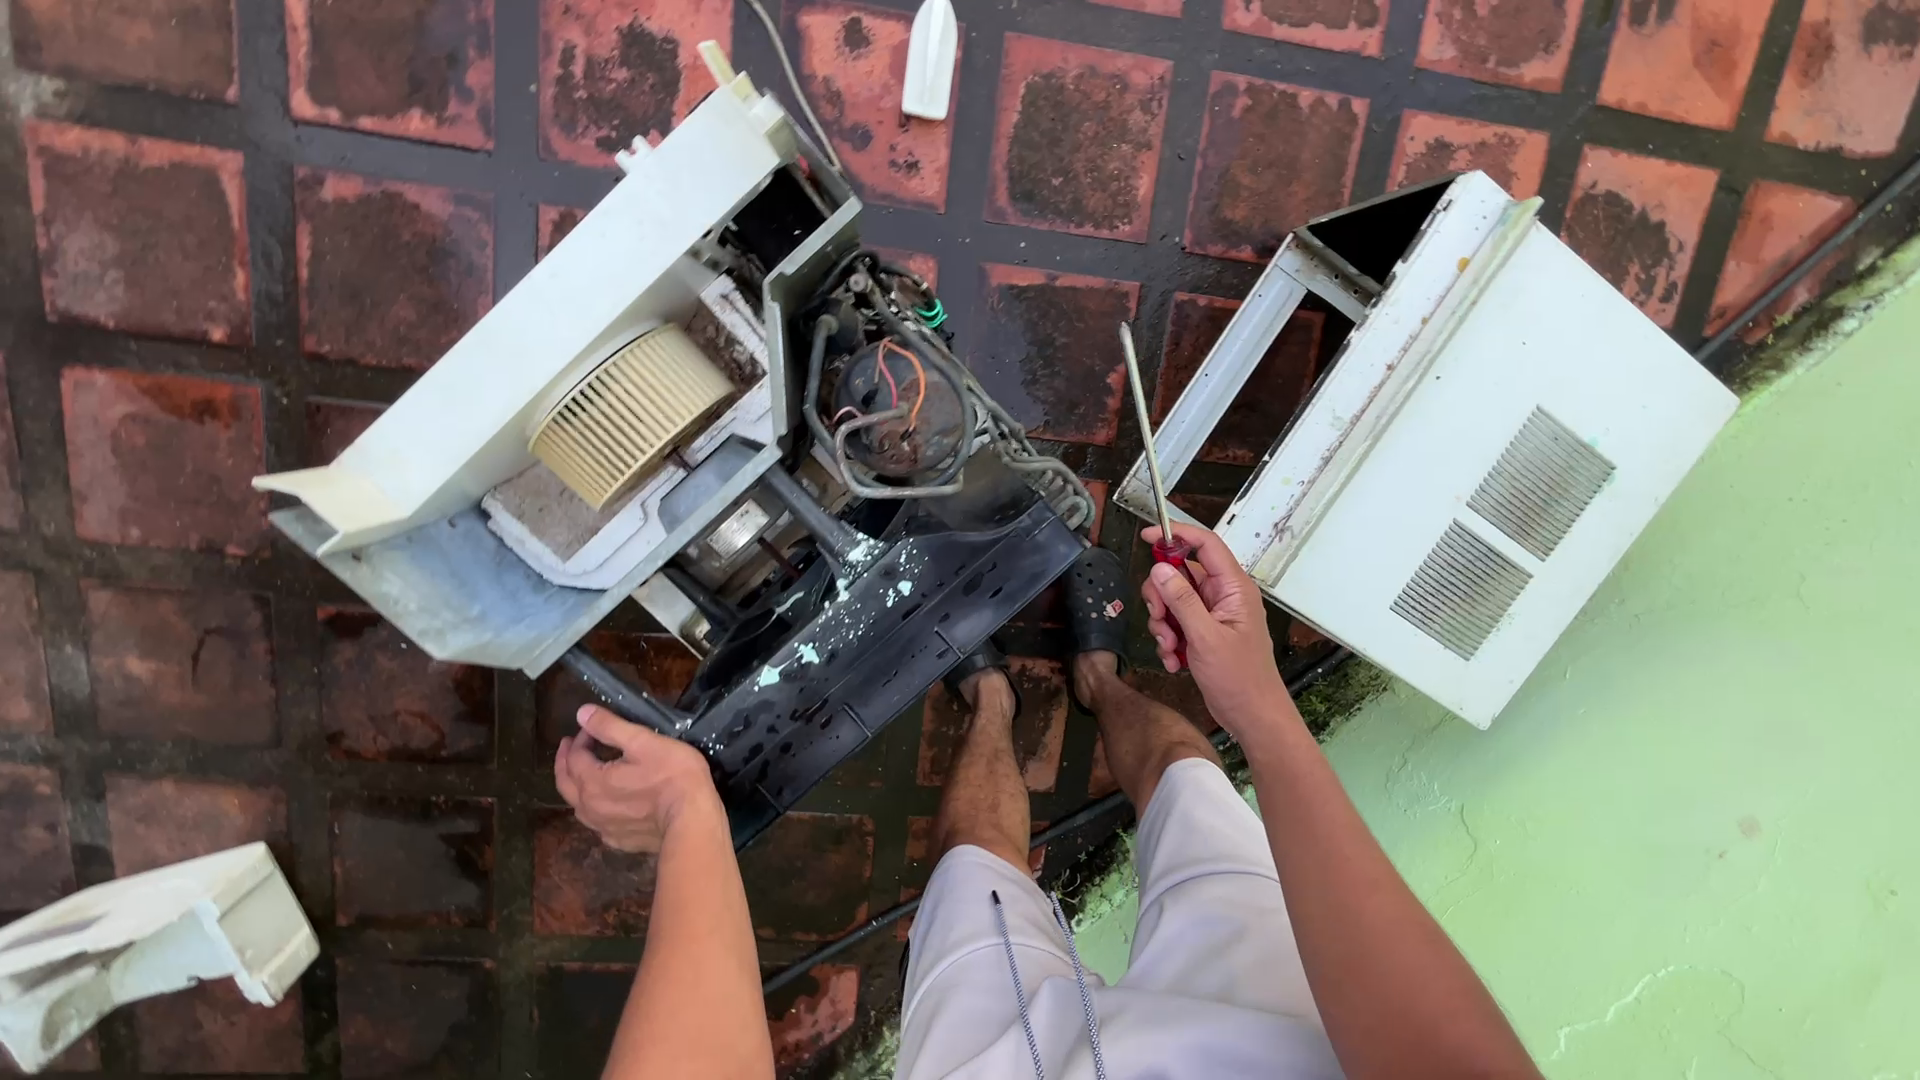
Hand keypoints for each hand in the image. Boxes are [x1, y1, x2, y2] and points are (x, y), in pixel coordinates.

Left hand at [555, 706, 718, 852]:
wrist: (691, 820)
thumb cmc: (671, 775)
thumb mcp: (643, 741)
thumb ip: (610, 727)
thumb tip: (581, 713)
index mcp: (593, 781)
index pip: (575, 756)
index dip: (581, 738)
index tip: (590, 728)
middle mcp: (590, 807)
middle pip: (566, 784)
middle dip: (565, 762)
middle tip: (569, 746)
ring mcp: (604, 828)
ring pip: (579, 806)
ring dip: (577, 787)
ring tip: (584, 775)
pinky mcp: (619, 840)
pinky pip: (598, 823)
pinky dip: (596, 809)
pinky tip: (608, 806)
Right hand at [1140, 523, 1292, 739]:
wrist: (1252, 716)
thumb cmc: (1238, 678)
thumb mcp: (1205, 637)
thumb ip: (1181, 600)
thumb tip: (1159, 567)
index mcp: (1233, 588)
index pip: (1205, 545)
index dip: (1176, 535)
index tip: (1146, 536)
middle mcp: (1222, 595)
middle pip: (1180, 573)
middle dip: (1162, 596)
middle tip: (1159, 619)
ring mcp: (1212, 614)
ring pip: (1173, 600)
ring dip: (1163, 623)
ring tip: (1169, 647)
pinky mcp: (1203, 632)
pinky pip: (1175, 622)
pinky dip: (1168, 639)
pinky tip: (1174, 659)